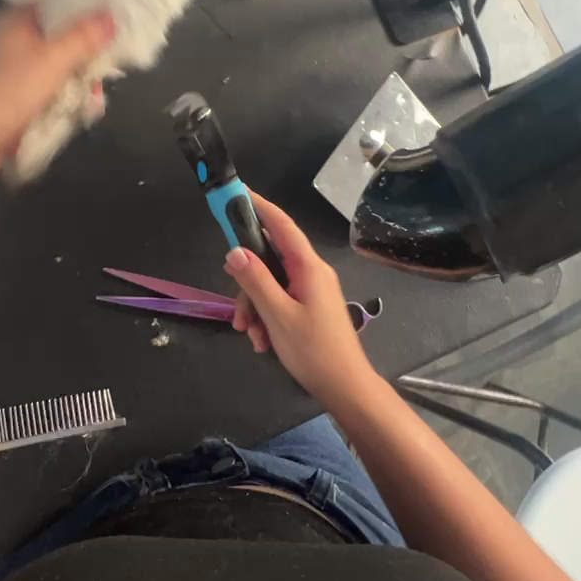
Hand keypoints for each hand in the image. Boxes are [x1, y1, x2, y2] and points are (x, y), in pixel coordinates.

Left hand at [0, 4, 114, 160]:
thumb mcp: (54, 59)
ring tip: (94, 95)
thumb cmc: (12, 90)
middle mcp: (13, 37)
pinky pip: (52, 85)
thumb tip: (114, 15)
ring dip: (80, 78)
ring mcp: (14, 66)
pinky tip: (81, 107)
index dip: (86, 8)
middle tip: (108, 65)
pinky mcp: (17, 92)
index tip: (114, 19)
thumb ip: (85, 36)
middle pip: (62, 35)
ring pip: (60, 63)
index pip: (57, 1)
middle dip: (87, 53)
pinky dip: (67, 94)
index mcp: (16, 17)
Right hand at [225, 192, 378, 399]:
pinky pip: (280, 302)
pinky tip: (264, 343)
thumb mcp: (277, 315)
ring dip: (255, 308)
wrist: (345, 387)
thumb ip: (255, 280)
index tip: (236, 192)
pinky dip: (267, 319)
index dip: (258, 206)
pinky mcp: (310, 308)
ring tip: (252, 336)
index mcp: (308, 267)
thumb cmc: (314, 350)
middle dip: (247, 285)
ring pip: (271, 285)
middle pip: (269, 261)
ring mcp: (312, 290)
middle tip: (238, 315)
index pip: (281, 225)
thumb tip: (234, 251)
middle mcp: (311, 272)